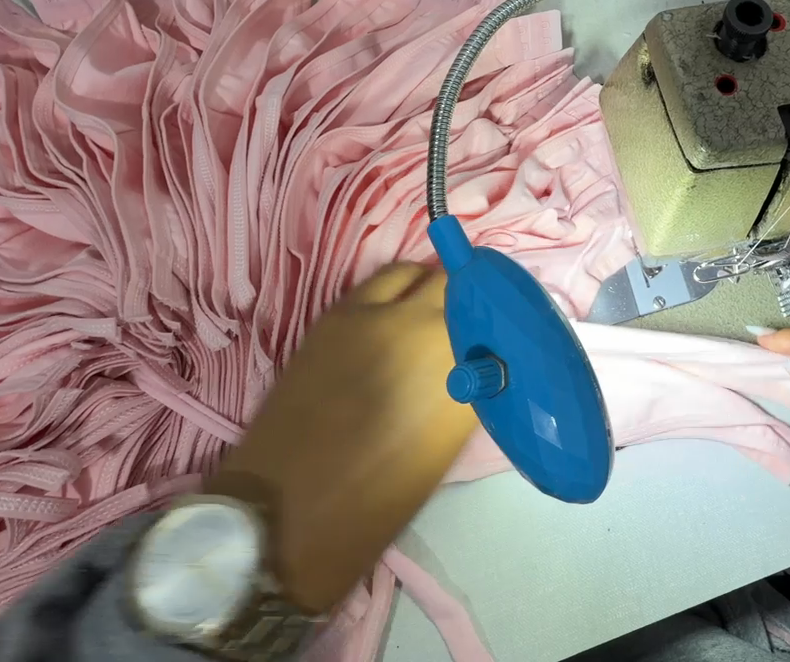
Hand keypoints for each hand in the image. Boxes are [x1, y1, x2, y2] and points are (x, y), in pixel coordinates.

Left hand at [206, 263, 476, 611]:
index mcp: (459, 369)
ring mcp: (376, 316)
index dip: (504, 320)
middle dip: (471, 298)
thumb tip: (482, 360)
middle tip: (472, 317)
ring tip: (433, 307)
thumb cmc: (376, 500)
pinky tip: (396, 313)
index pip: (497, 319)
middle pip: (461, 287)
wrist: (282, 516)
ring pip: (416, 274)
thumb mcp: (445, 445)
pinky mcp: (336, 316)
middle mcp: (424, 330)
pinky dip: (396, 290)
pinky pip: (380, 284)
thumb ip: (469, 389)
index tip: (507, 330)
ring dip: (430, 286)